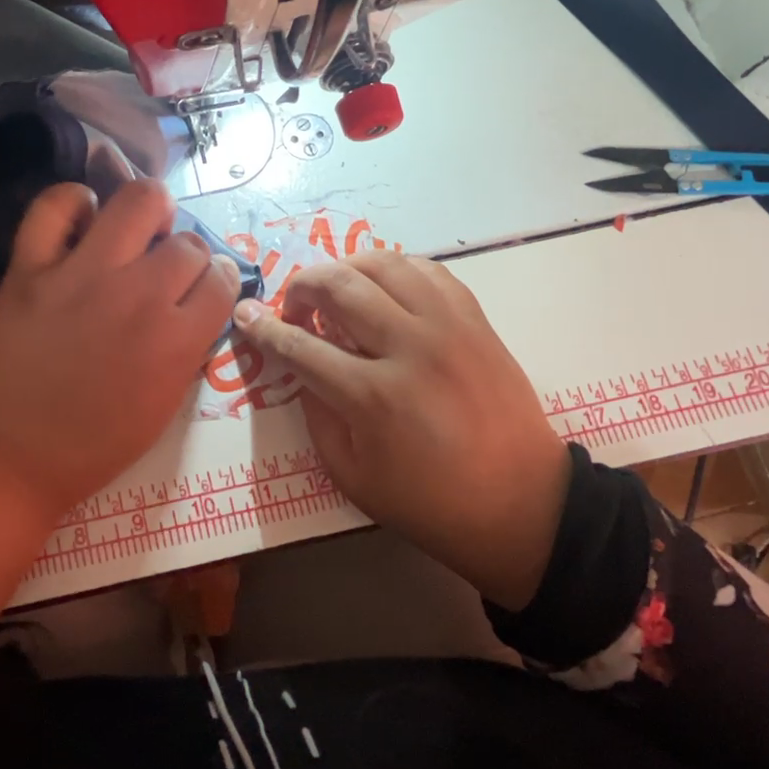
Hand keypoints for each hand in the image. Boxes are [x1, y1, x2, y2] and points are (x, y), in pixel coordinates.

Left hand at [0, 180, 240, 661]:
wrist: (11, 454)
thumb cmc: (93, 444)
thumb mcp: (164, 404)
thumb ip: (187, 348)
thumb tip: (194, 303)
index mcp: (176, 340)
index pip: (221, 279)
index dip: (217, 279)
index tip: (204, 283)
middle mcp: (138, 296)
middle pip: (187, 242)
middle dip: (187, 251)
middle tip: (166, 266)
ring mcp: (82, 274)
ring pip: (137, 201)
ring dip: (148, 210)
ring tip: (137, 228)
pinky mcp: (31, 266)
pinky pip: (54, 205)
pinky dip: (73, 202)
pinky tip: (82, 219)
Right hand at [232, 252, 569, 609]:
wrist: (522, 505)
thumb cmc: (430, 503)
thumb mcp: (352, 475)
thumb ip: (317, 413)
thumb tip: (300, 365)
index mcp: (373, 397)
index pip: (301, 346)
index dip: (264, 328)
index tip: (246, 315)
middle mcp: (410, 348)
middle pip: (339, 285)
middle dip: (301, 287)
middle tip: (295, 308)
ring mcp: (448, 327)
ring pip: (384, 263)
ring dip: (345, 267)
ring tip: (335, 291)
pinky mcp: (476, 320)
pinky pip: (427, 270)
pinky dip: (395, 269)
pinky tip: (383, 289)